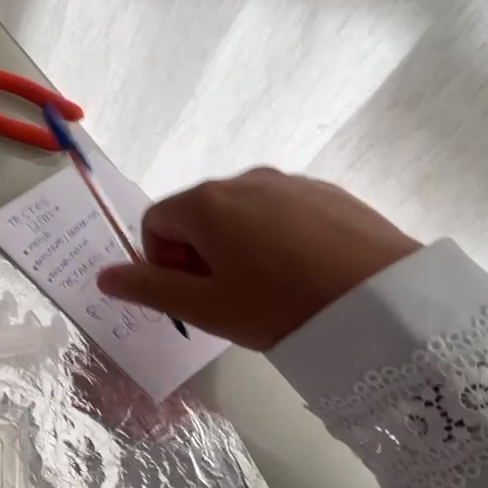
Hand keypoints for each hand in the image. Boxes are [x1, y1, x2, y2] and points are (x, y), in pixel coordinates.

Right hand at [97, 168, 420, 349]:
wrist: (385, 303)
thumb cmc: (280, 307)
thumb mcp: (204, 308)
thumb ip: (147, 289)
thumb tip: (102, 277)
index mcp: (206, 203)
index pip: (155, 222)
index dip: (160, 261)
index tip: (191, 295)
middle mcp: (244, 179)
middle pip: (197, 213)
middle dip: (197, 253)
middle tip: (226, 297)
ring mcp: (290, 182)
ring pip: (240, 213)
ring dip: (236, 245)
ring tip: (267, 288)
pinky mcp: (329, 193)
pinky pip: (281, 212)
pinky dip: (276, 238)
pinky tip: (302, 273)